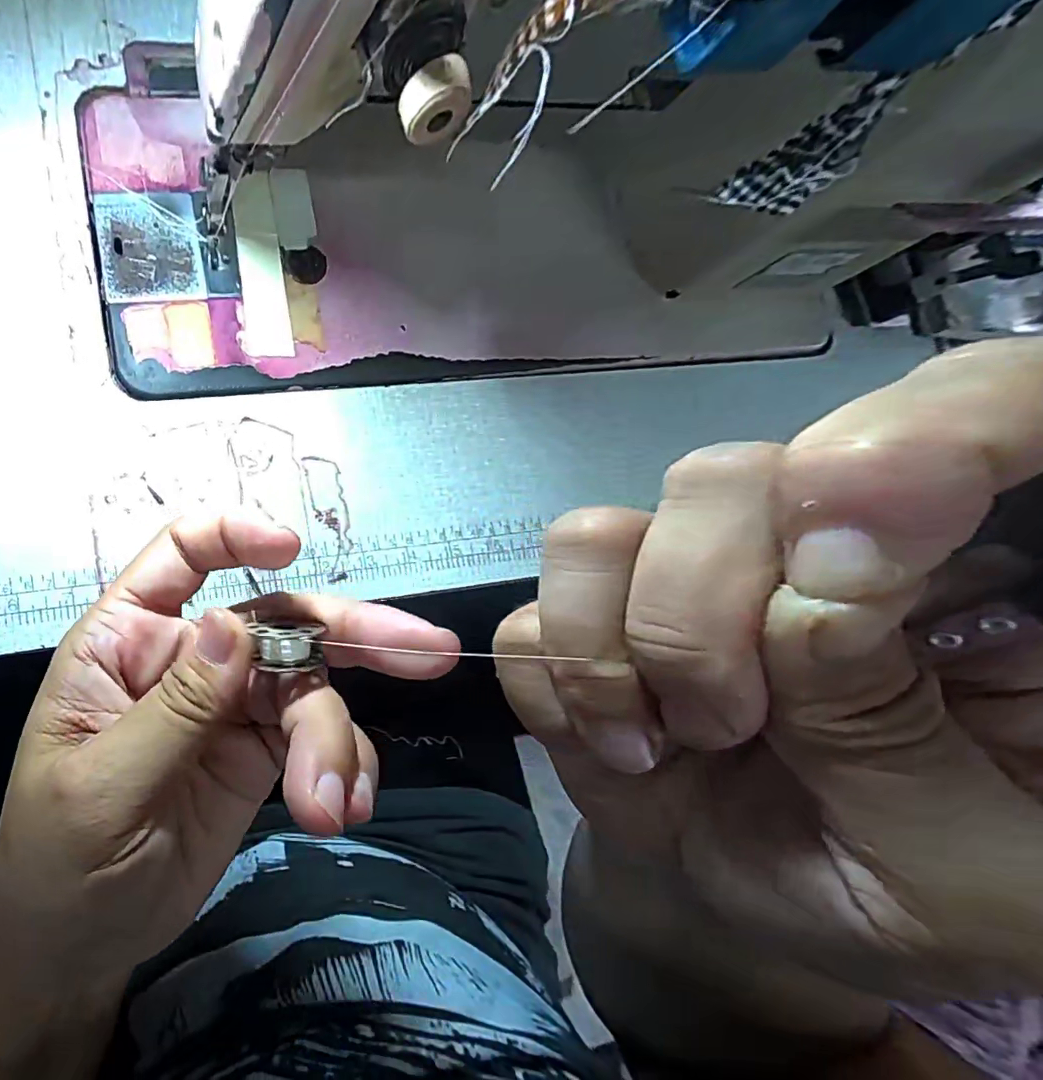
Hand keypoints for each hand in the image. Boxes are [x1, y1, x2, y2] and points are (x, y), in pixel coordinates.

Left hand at [0, 513, 460, 990]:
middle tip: (424, 654)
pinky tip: (338, 811)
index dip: (231, 536)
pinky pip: (313, 739)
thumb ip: (173, 707)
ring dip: (335, 736)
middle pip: (270, 618)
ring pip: (305, 684)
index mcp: (120, 642)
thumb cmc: (59, 856)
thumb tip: (233, 624)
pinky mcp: (252, 756)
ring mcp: (221, 707)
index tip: (292, 547)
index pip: (176, 557)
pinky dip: (340, 766)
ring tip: (334, 806)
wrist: (77, 944)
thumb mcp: (104, 785)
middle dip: (345, 633)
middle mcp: (178, 659)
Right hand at [495, 339, 1042, 1003]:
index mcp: (969, 581)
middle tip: (727, 725)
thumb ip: (891, 718)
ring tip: (660, 739)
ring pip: (590, 537)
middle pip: (718, 481)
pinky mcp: (574, 620)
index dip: (926, 432)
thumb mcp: (965, 854)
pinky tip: (608, 744)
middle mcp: (798, 547)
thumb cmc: (900, 890)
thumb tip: (816, 586)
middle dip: (696, 616)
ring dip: (608, 654)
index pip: (990, 409)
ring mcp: (665, 578)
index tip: (855, 545)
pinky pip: (523, 620)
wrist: (748, 906)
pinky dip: (553, 691)